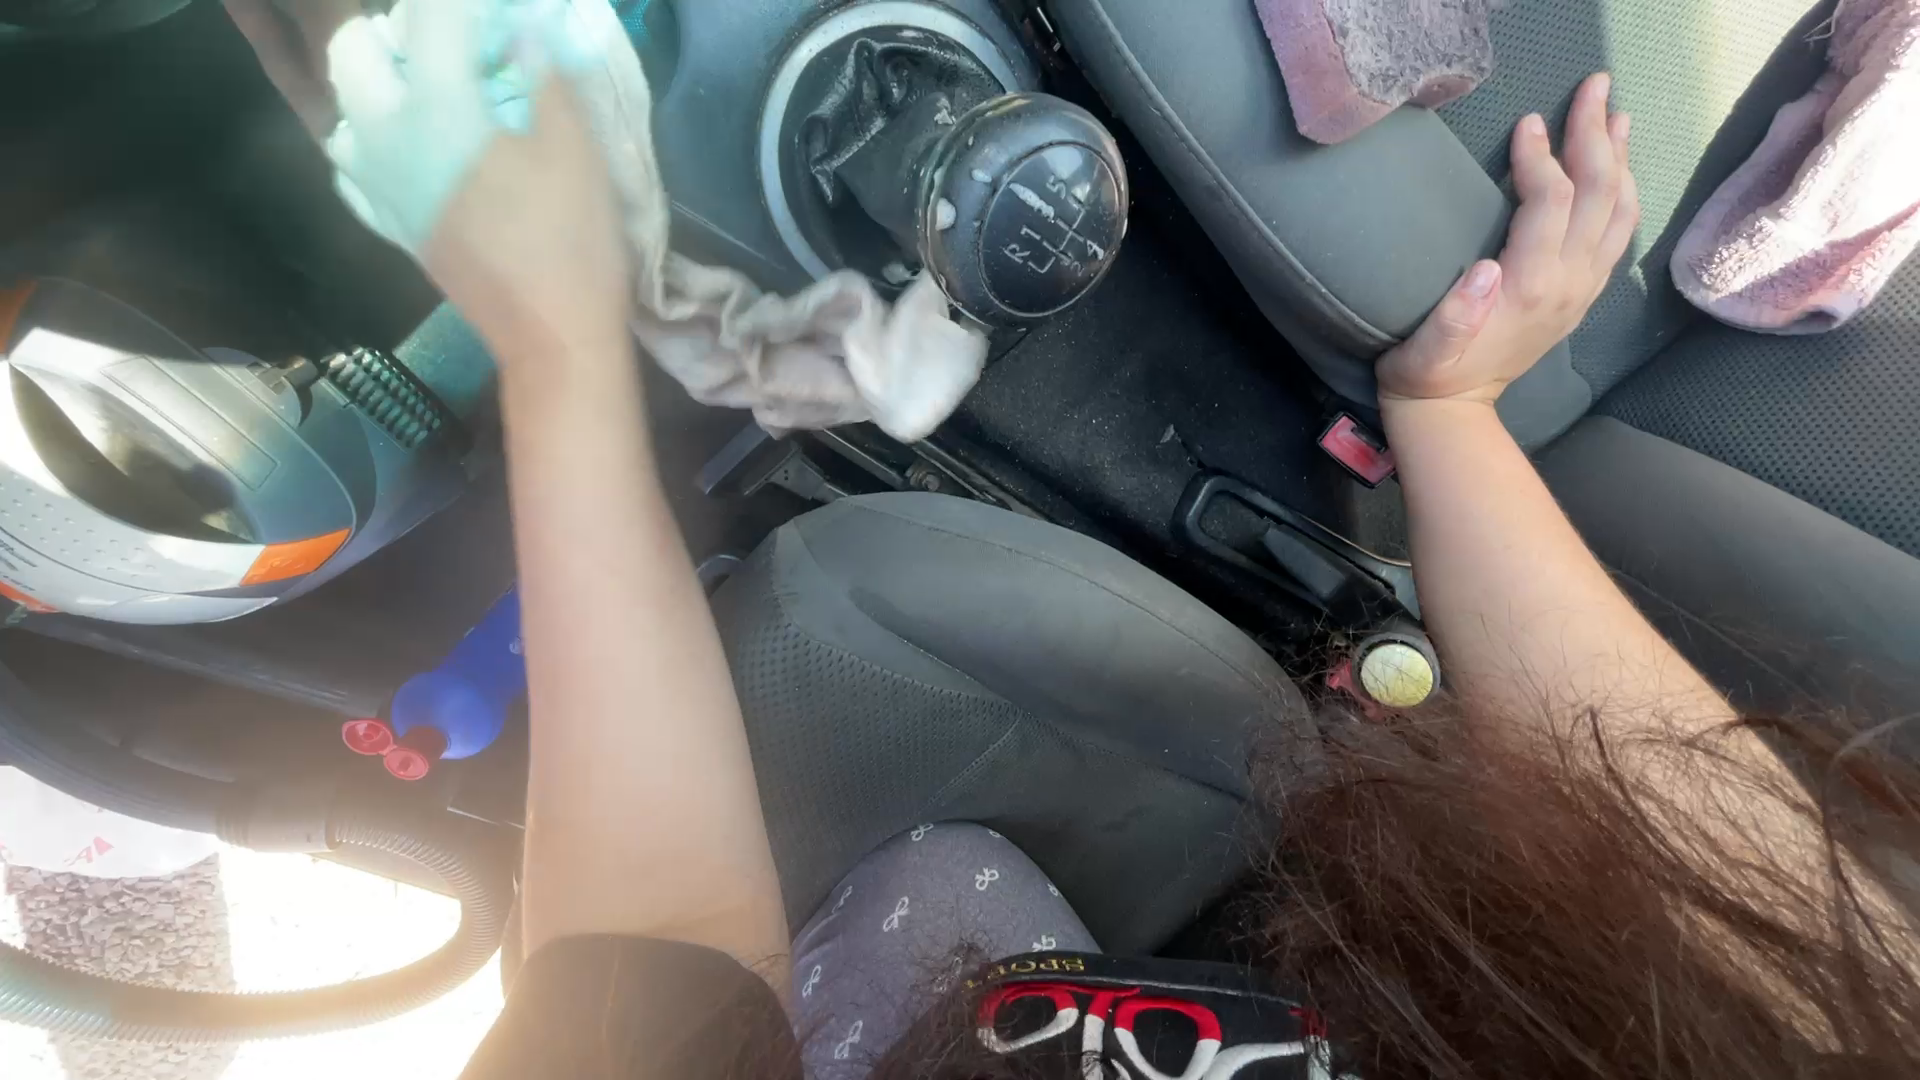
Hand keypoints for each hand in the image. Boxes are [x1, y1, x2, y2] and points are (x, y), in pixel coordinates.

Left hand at [224, 0, 630, 362]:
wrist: (554, 338)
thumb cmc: (576, 247)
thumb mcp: (579, 157)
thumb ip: (548, 81)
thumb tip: (530, 30)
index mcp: (437, 109)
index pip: (436, 17)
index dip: (476, 8)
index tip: (511, 18)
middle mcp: (385, 135)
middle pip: (358, 47)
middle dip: (408, 35)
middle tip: (465, 55)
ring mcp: (378, 184)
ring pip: (346, 104)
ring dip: (385, 88)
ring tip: (440, 104)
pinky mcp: (389, 224)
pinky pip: (354, 164)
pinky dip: (376, 143)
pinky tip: (414, 154)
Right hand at [1377, 72, 1638, 409]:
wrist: (1451, 412)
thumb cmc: (1424, 376)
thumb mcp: (1422, 352)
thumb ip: (1453, 316)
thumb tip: (1485, 267)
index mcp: (1528, 288)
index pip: (1549, 204)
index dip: (1540, 159)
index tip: (1526, 123)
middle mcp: (1567, 283)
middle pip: (1598, 194)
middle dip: (1595, 137)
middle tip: (1593, 89)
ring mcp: (1580, 290)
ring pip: (1618, 209)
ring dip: (1619, 158)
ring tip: (1614, 117)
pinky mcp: (1580, 296)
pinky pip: (1617, 234)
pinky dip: (1623, 192)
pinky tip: (1616, 173)